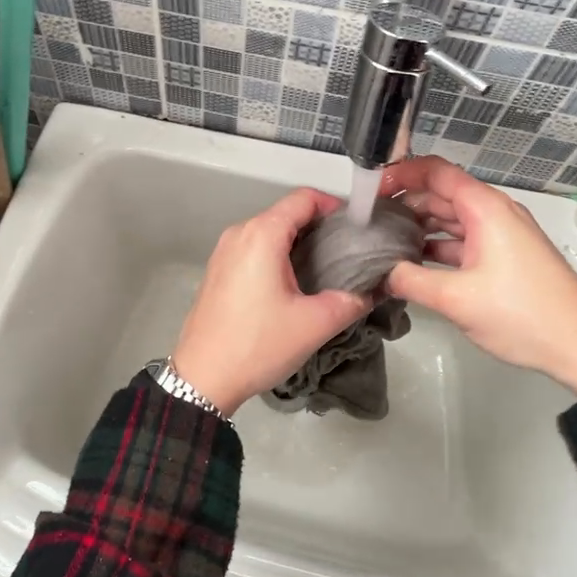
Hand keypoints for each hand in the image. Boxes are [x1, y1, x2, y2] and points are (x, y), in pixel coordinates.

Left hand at [171, 188, 372, 415]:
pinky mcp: (218, 269)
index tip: (357, 228)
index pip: (304, 198)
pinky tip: (294, 284)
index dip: (334, 206)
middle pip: (286, 213)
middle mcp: (240, 232)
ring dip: (298, 243)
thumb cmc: (258, 344)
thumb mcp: (315, 324)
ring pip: (270, 232)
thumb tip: (373, 289)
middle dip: (319, 227)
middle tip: (349, 253)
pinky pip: (254, 249)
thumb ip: (351, 301)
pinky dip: (277, 256)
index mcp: (262, 234)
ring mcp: (224, 250)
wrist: (203, 377)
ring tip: (327, 270)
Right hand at [381, 156, 576, 397]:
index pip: (435, 171)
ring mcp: (503, 234)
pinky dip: (439, 245)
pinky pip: (465, 239)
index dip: (401, 174)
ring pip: (452, 218)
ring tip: (385, 242)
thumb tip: (381, 273)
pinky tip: (415, 263)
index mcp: (486, 209)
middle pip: (441, 193)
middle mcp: (495, 213)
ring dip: (420, 226)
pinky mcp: (506, 256)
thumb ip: (410, 280)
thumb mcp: (456, 299)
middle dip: (405, 204)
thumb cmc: (525, 315)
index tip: (372, 190)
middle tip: (370, 222)